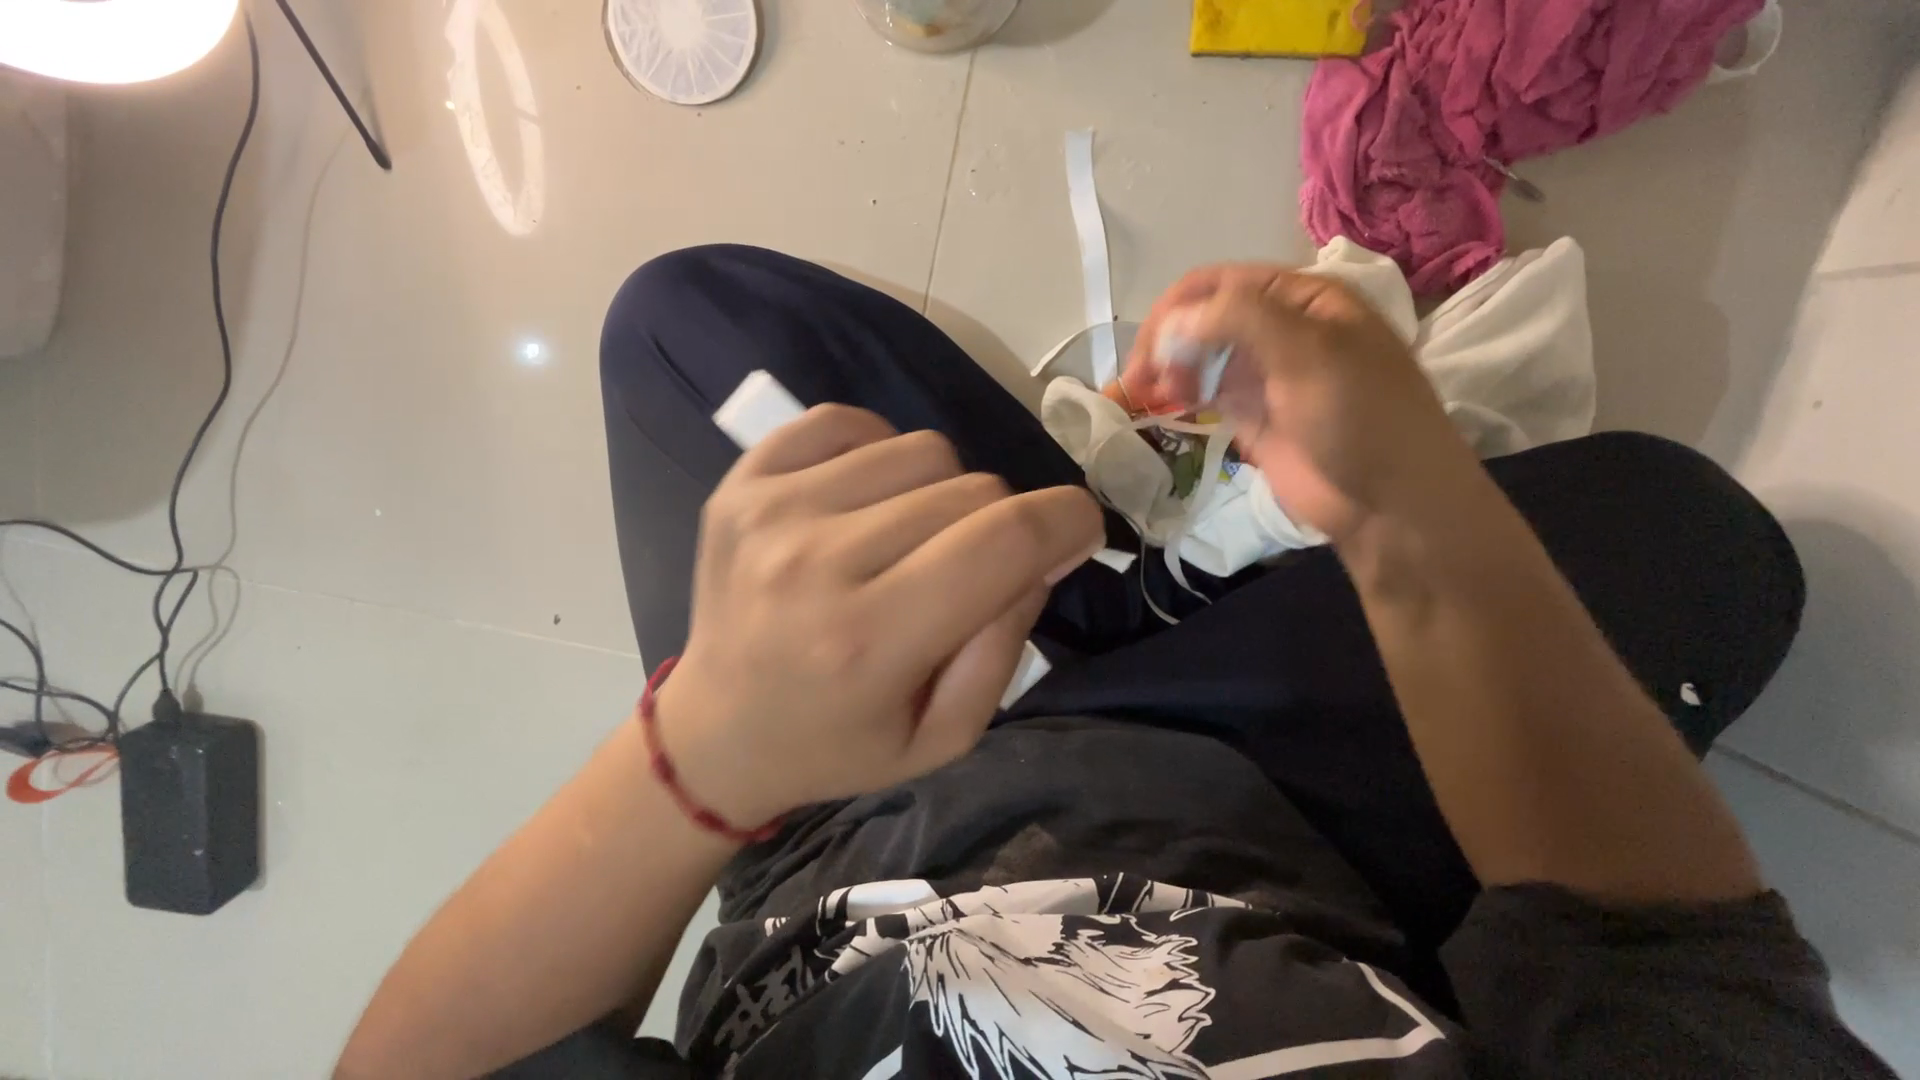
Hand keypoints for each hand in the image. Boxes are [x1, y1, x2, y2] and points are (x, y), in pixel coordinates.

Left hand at [654, 405, 1103, 828]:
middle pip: (971, 490)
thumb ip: (1006, 643)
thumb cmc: (839, 746)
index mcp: (869, 640)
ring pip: (921, 449)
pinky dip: (879, 452)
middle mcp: (815, 561)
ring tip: (912, 541)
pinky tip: (867, 502)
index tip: (1078, 531)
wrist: (718, 733)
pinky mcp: (741, 481)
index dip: (1068, 521)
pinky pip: (846, 421)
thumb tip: (1043, 549)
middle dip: (1001, 525)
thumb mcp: (945, 735)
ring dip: (942, 491)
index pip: (1004, 540)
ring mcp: (771, 510)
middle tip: (972, 568)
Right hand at [1122, 264, 1481, 542]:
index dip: (1177, 312)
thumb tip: (1174, 321)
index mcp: (1302, 299)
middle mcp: (1279, 330)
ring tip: (1144, 399)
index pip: (1220, 285)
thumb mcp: (1309, 352)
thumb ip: (1242, 319)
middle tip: (1138, 384)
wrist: (1390, 502)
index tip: (1149, 354)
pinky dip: (1177, 396)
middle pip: (1202, 320)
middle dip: (1165, 344)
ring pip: (1198, 358)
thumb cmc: (1360, 416)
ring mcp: (1263, 375)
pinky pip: (1204, 395)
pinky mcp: (1251, 417)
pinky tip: (1161, 409)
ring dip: (1166, 370)